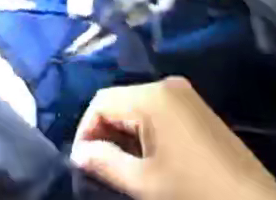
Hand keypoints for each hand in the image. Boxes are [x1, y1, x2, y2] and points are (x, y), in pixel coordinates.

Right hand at [70, 79, 275, 199]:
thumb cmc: (192, 192)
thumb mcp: (144, 184)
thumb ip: (106, 163)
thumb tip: (79, 151)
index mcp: (152, 96)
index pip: (102, 100)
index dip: (85, 131)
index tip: (82, 166)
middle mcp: (167, 85)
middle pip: (121, 100)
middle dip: (105, 133)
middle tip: (99, 171)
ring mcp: (185, 95)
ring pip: (139, 107)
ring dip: (124, 135)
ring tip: (121, 171)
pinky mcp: (196, 109)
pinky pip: (159, 112)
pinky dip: (144, 133)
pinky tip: (147, 162)